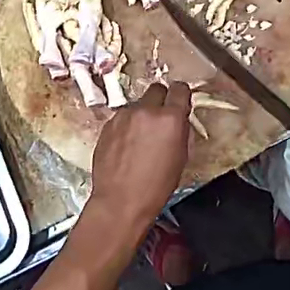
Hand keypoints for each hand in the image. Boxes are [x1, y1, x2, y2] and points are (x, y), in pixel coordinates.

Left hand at [86, 81, 191, 229]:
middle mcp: (146, 111)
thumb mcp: (182, 155)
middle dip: (161, 100)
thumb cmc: (157, 184)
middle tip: (162, 118)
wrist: (121, 201)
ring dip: (143, 114)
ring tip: (142, 138)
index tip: (180, 100)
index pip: (179, 89)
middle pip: (157, 89)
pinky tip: (128, 145)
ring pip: (138, 104)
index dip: (181, 94)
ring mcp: (123, 117)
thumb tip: (178, 118)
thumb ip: (181, 129)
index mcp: (170, 118)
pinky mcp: (107, 125)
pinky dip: (128, 126)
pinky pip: (123, 118)